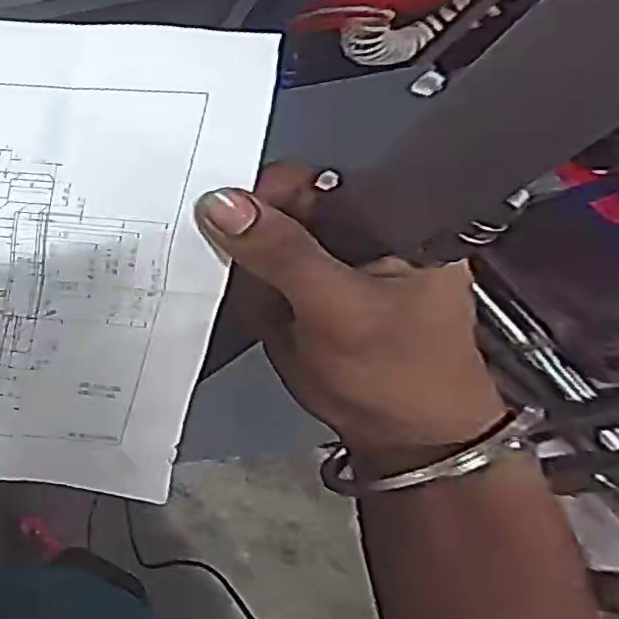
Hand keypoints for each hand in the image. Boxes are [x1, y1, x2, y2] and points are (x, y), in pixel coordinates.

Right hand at [195, 163, 506, 469]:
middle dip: (245, 232)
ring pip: (257, 242)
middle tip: (232, 264)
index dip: (266, 192)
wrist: (398, 438)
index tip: (228, 219)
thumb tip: (220, 203)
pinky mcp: (292, 293)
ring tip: (257, 301)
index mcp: (385, 218)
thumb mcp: (337, 307)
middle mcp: (348, 233)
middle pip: (276, 208)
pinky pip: (250, 273)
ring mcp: (317, 265)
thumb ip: (281, 253)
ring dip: (237, 263)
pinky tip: (250, 307)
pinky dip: (237, 286)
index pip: (312, 180)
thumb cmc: (393, 371)